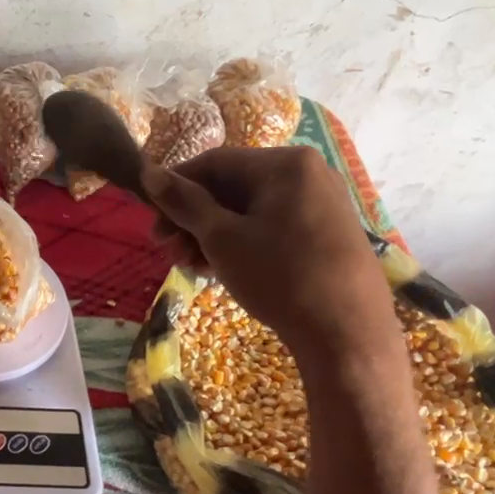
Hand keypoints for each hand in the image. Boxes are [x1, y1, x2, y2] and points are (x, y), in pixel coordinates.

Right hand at [143, 147, 395, 363]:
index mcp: (285, 164)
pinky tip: (218, 270)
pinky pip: (270, 225)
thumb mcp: (221, 238)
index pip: (214, 162)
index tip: (152, 222)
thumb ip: (184, 202)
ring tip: (190, 267)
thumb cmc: (279, 275)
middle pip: (231, 187)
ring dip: (210, 235)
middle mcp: (307, 173)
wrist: (346, 331)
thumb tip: (149, 172)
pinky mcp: (324, 231)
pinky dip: (239, 242)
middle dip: (192, 219)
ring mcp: (320, 202)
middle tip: (168, 252)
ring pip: (248, 209)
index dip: (175, 189)